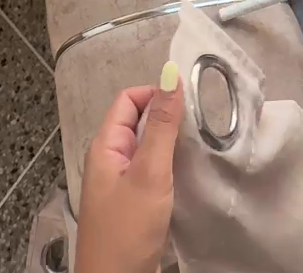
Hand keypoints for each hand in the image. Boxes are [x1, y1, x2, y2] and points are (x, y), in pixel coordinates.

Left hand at [74, 65, 182, 272]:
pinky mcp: (131, 205)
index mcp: (106, 145)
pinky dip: (168, 169)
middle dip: (167, 120)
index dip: (156, 94)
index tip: (186, 105)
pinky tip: (186, 177)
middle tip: (197, 128)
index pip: (129, 99)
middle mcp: (109, 159)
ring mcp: (119, 184)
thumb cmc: (128, 229)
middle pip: (139, 121)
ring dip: (170, 145)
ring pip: (147, 148)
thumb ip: (161, 124)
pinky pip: (150, 172)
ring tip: (196, 150)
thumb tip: (170, 73)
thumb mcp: (149, 173)